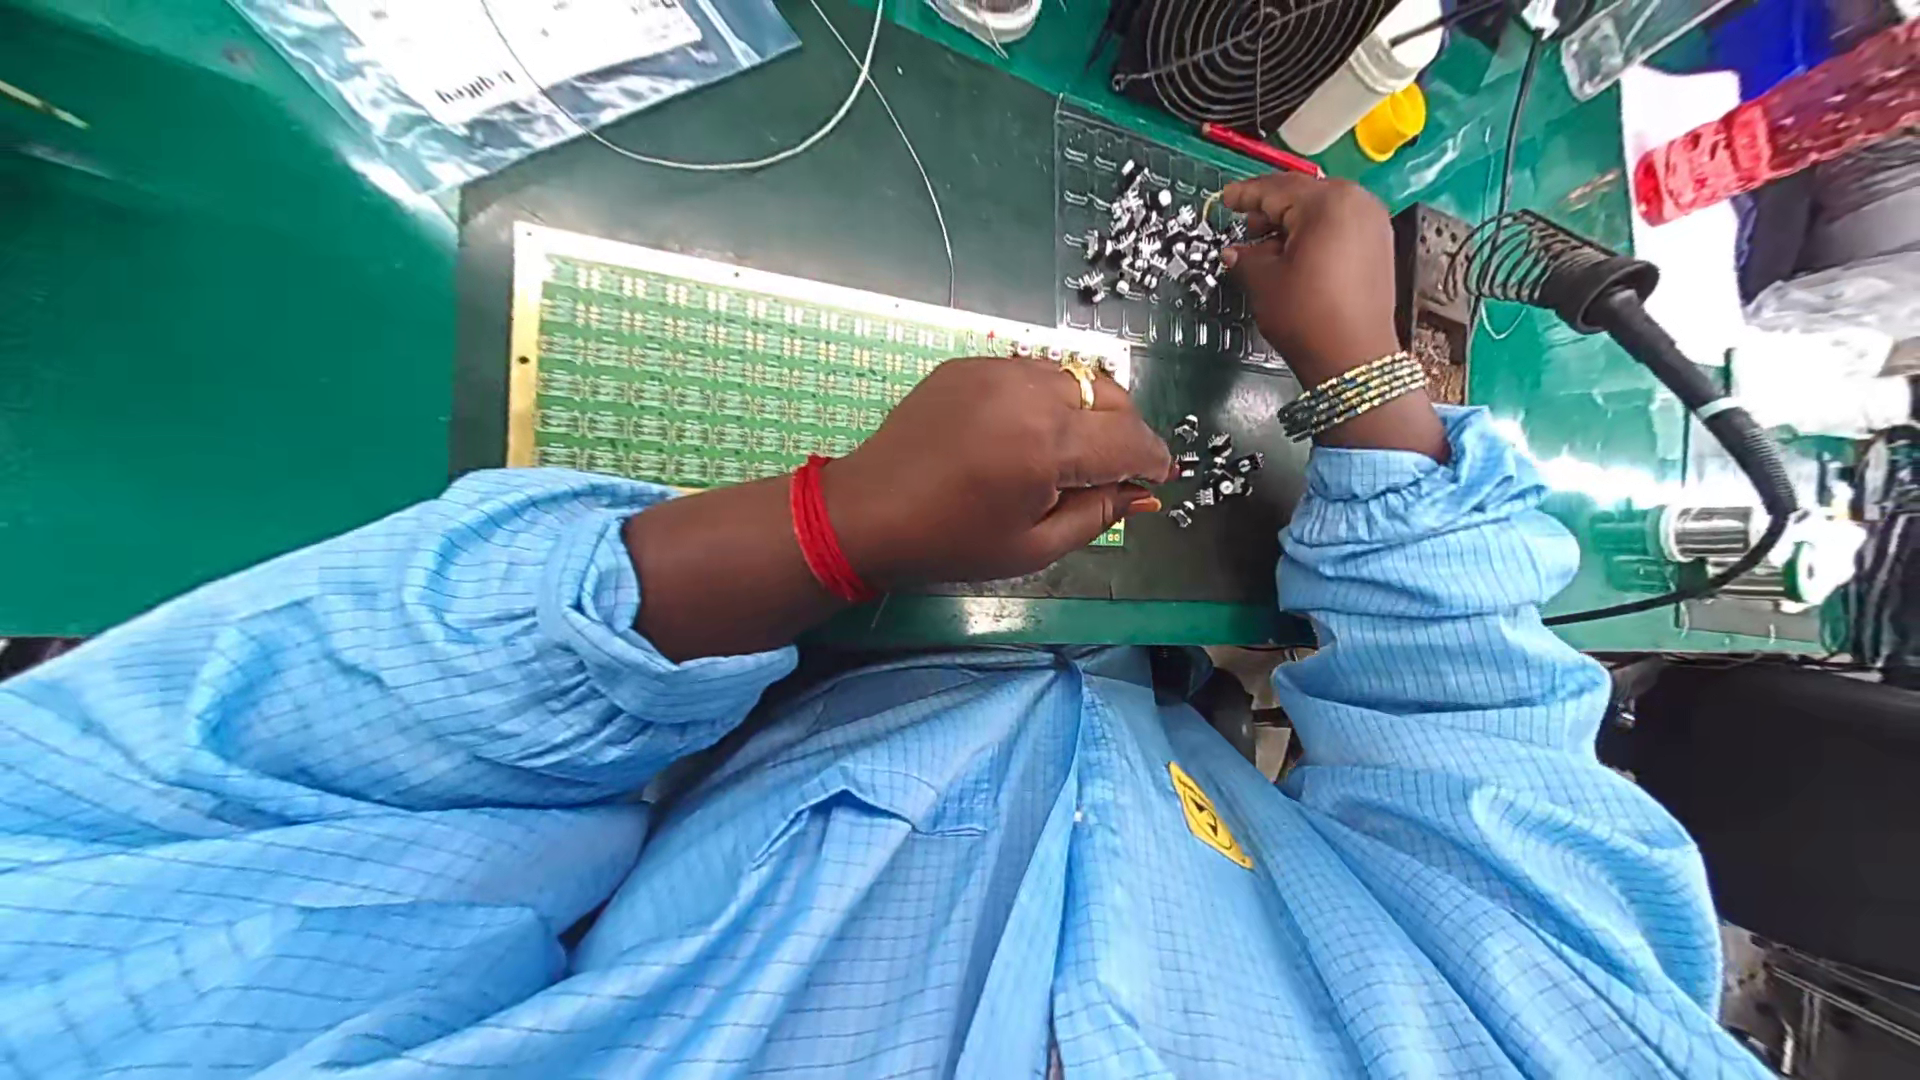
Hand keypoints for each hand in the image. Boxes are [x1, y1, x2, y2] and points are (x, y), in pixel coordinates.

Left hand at [624, 355, 1171, 660]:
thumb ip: (1096, 515)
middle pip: (1110, 396)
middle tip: (1113, 469)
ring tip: (1070, 450)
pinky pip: (1030, 372)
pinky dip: (1047, 398)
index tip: (1157, 476)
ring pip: (1073, 377)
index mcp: (1046, 445)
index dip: (1151, 460)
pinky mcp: (968, 363)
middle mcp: (1028, 392)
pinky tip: (1026, 430)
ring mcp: (994, 369)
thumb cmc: (951, 543)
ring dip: (1088, 411)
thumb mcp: (1032, 547)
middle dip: (1125, 432)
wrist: (868, 512)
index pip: (1129, 441)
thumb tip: (1143, 492)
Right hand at [1220, 174, 1401, 385]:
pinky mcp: (1378, 244)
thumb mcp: (1264, 282)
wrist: (1351, 355)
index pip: (1277, 189)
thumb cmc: (1307, 316)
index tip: (1226, 199)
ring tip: (1266, 248)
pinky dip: (1312, 234)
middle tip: (1244, 230)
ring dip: (1291, 224)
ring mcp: (1372, 222)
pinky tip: (1293, 257)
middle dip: (1270, 210)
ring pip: (1322, 210)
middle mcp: (1357, 202)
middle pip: (1303, 194)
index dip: (1245, 195)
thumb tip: (1235, 252)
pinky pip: (1338, 225)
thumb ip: (1245, 258)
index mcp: (1327, 203)